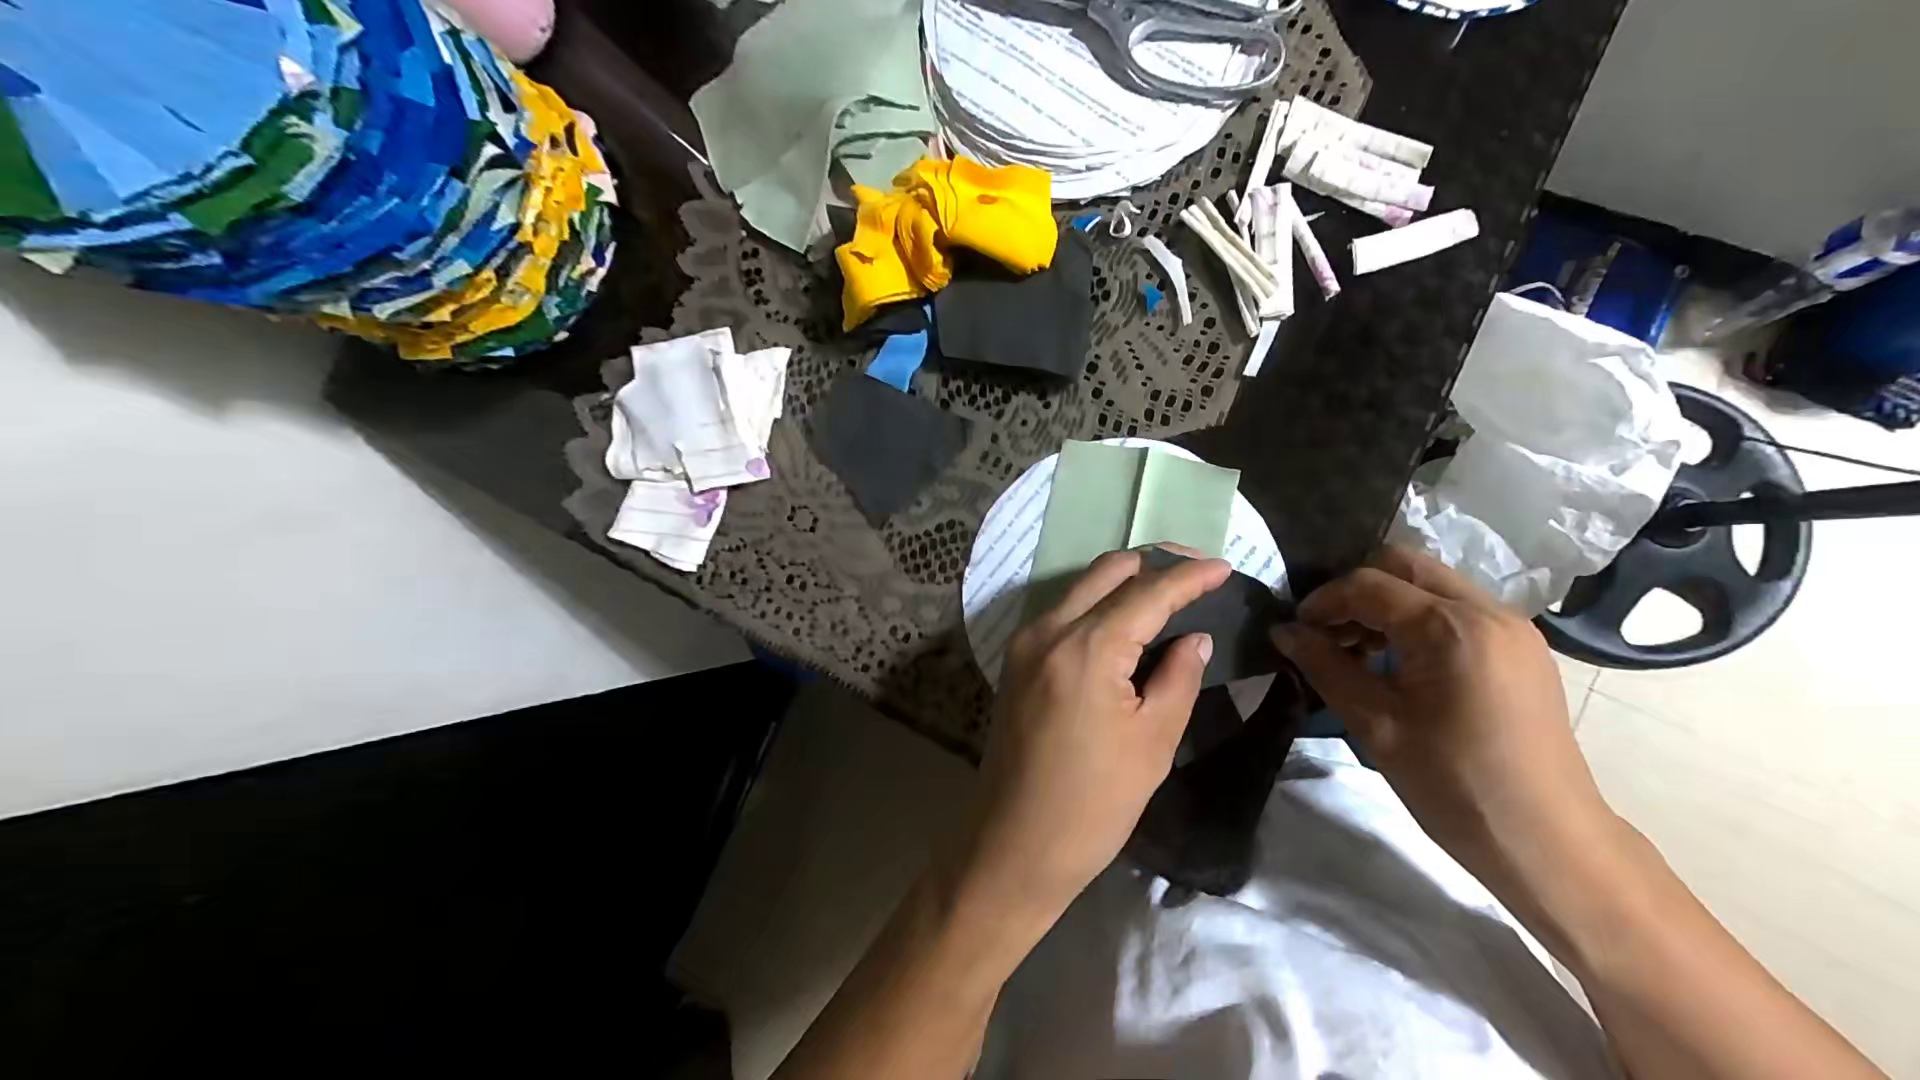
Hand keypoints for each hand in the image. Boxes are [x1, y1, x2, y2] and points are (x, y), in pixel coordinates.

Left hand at [957, 548, 1230, 919]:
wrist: (1015, 844)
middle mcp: (1048, 630)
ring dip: (1123, 581)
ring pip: (1080, 588)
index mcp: (1087, 648)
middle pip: (1106, 572)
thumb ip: (1178, 676)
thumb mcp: (1154, 741)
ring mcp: (1024, 643)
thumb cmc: (1095, 803)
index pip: (1147, 592)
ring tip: (1166, 592)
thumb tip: (1193, 636)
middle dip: (1153, 564)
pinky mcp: (1015, 661)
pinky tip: (1124, 621)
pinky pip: (1062, 613)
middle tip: (1194, 573)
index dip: (1189, 576)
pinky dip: (1096, 604)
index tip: (1224, 567)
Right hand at [1270, 546, 1615, 880]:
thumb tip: (1283, 631)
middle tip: (1326, 631)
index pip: (1369, 584)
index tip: (1295, 630)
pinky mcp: (1521, 648)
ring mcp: (1512, 627)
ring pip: (1430, 584)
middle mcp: (1488, 611)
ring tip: (1357, 650)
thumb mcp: (1374, 723)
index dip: (1322, 601)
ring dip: (1385, 603)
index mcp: (1451, 628)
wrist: (1547, 841)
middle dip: (1355, 589)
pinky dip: (1416, 619)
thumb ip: (1324, 665)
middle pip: (1404, 565)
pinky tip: (1397, 661)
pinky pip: (1455, 608)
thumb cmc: (1453, 783)